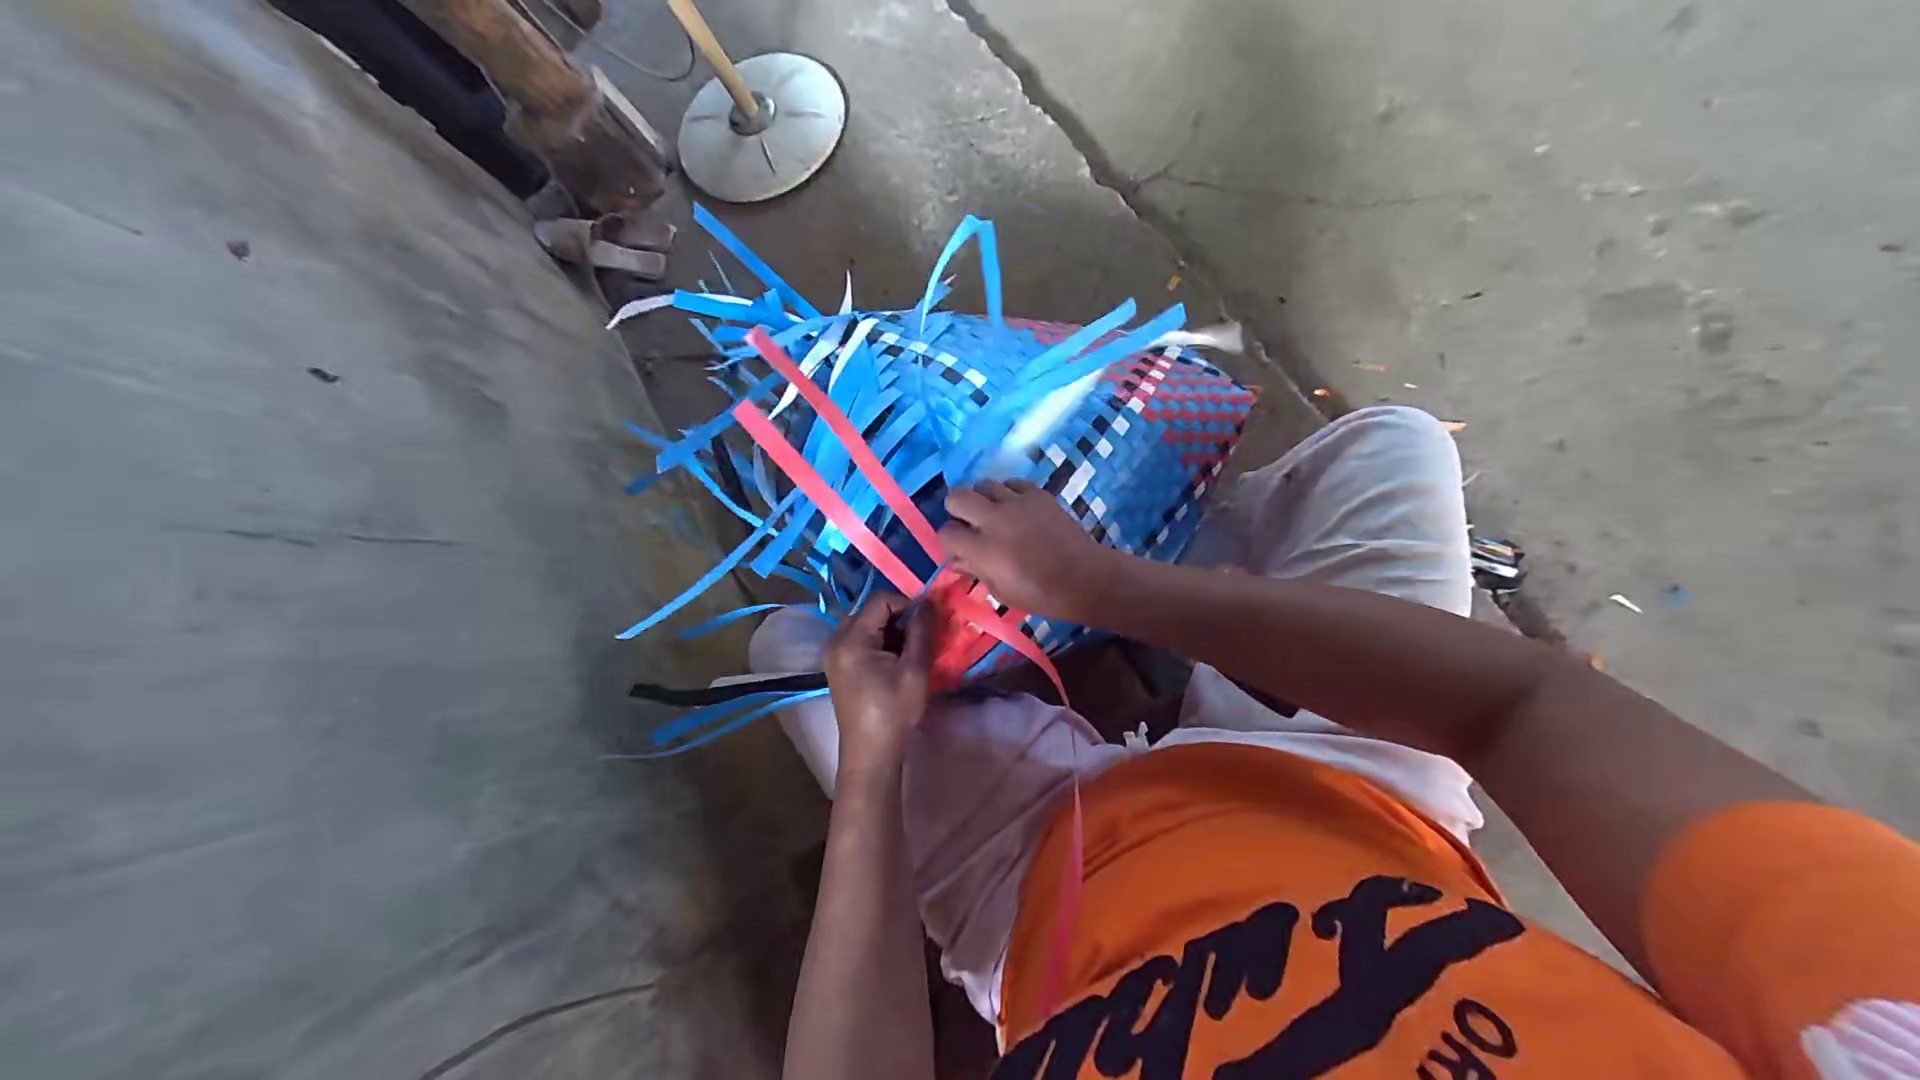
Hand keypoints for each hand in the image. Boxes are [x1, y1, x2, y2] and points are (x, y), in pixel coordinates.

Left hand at [825, 593, 931, 774]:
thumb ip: (920, 631)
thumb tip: (928, 602)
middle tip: (919, 636)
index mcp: (851, 639)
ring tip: (909, 649)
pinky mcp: (837, 665)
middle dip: (898, 617)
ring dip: (889, 629)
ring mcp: (833, 653)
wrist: (871, 752)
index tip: (926, 622)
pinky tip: (894, 660)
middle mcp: (836, 640)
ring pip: (865, 624)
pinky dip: (878, 642)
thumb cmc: (894, 711)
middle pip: (870, 610)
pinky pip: (858, 639)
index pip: (880, 600)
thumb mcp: (914, 669)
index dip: (907, 604)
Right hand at [939, 479, 1120, 619]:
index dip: (949, 540)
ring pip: (983, 483)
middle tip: (968, 523)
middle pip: (957, 497)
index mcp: (983, 549)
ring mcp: (1017, 503)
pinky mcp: (1038, 494)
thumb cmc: (1040, 594)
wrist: (1084, 577)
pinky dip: (1008, 492)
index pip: (946, 533)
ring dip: (982, 498)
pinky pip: (1012, 483)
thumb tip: (955, 560)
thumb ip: (975, 571)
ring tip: (992, 513)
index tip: (958, 547)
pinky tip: (1014, 507)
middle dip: (956, 510)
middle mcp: (994, 520)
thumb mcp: (1001, 592)